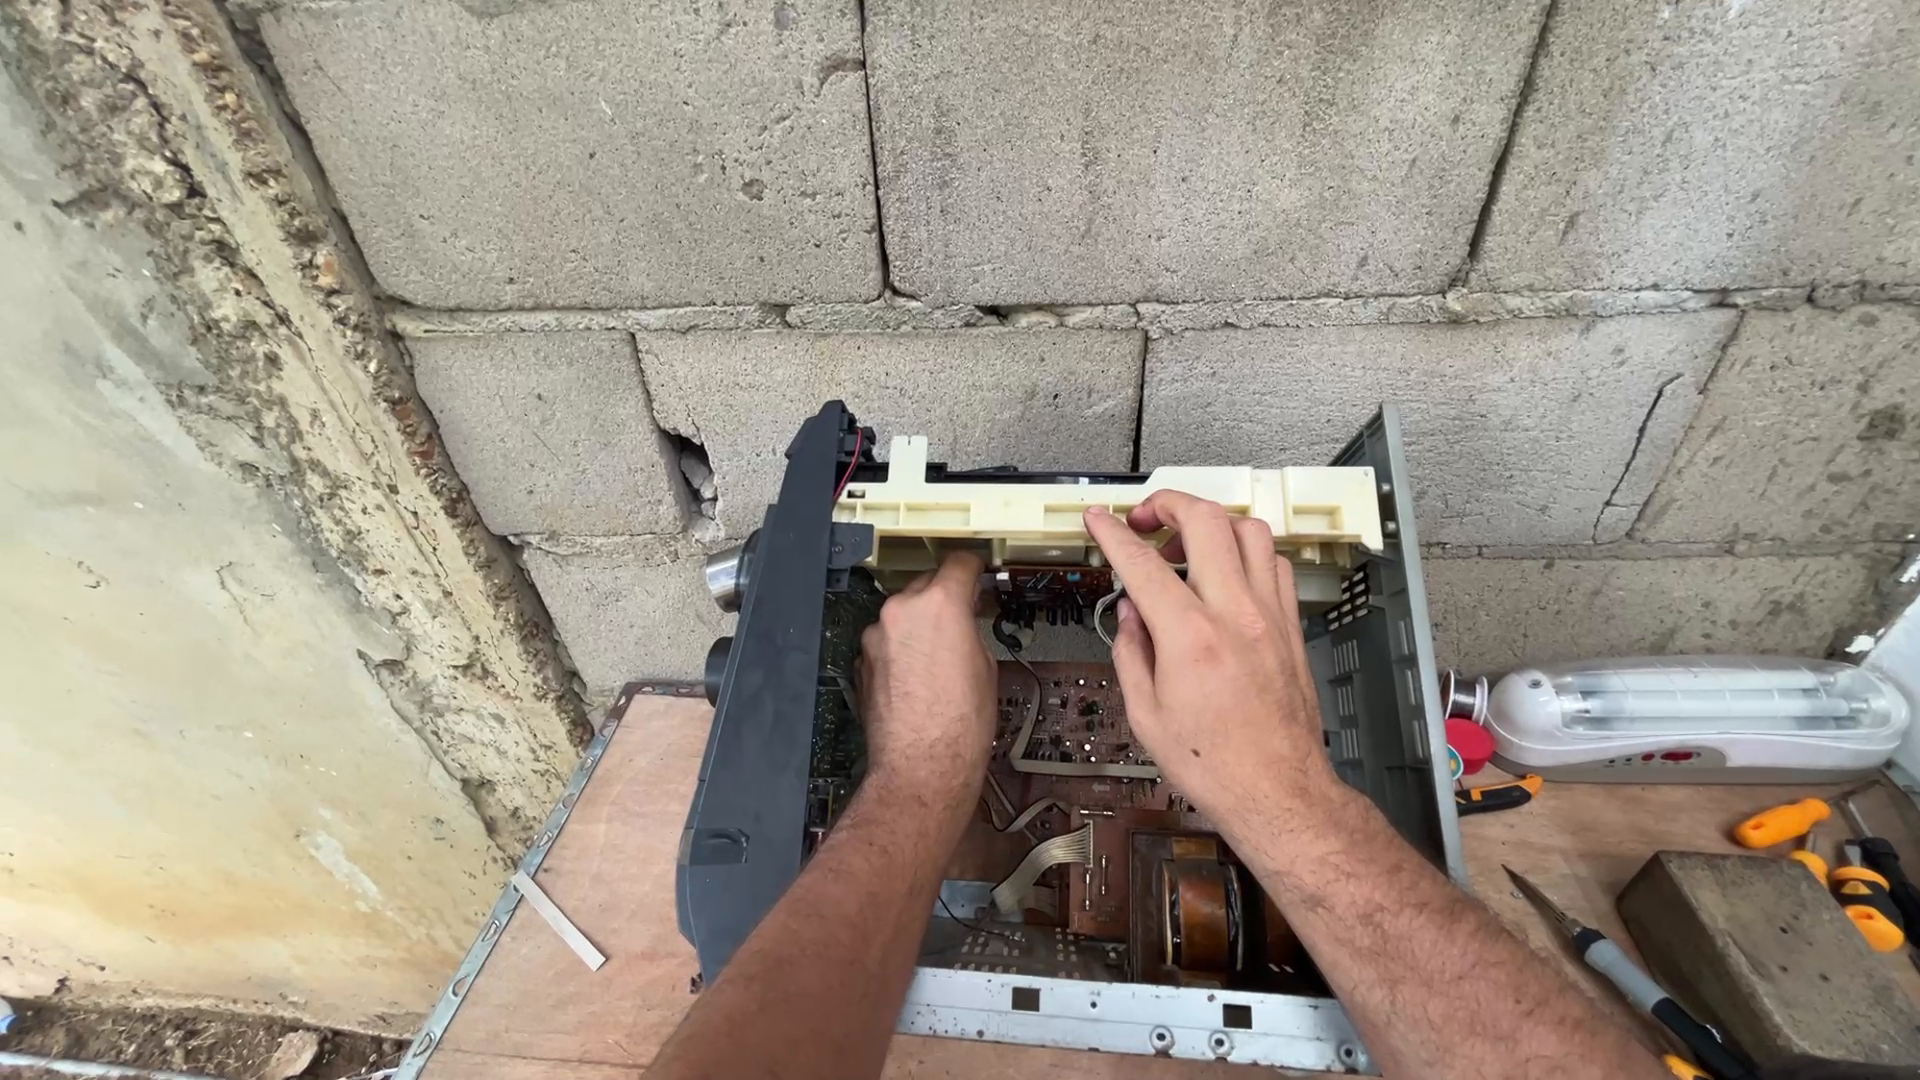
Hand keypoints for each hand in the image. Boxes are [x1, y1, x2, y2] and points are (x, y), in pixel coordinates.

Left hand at [856, 551, 995, 802]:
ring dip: (920, 623)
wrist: (922, 766)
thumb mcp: (985, 665)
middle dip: (945, 597)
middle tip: (964, 616)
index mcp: (941, 604)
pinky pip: (887, 639)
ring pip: (904, 613)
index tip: (977, 571)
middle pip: (927, 583)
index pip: (959, 563)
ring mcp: (876, 634)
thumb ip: (970, 629)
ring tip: (939, 656)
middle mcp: (902, 610)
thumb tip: (963, 621)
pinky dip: (900, 647)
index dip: (973, 567)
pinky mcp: (862, 658)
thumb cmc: (959, 725)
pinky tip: (917, 675)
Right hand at [1082, 495, 1339, 821]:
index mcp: (1190, 638)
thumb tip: (1130, 612)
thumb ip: (1130, 651)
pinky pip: (1274, 562)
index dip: (1113, 533)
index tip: (1099, 519)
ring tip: (1185, 540)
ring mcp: (1270, 616)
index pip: (1142, 563)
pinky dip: (1246, 549)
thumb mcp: (1145, 714)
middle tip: (1145, 519)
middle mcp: (1235, 615)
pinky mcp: (1290, 626)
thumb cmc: (1214, 763)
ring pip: (1249, 530)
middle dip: (1167, 504)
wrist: (1277, 792)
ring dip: (1211, 521)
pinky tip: (1226, 568)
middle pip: (1205, 521)